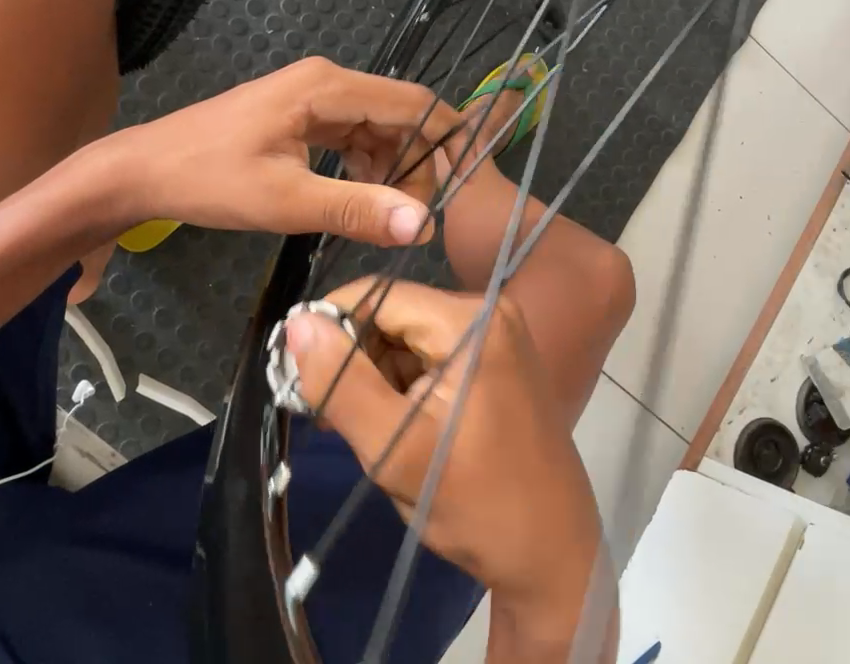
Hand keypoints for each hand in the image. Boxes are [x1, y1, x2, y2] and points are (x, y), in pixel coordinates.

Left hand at [89, 58, 462, 247]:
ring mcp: (313, 97)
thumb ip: (357, 209)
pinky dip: (367, 167)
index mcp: (328, 87)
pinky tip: (362, 198)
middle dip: (418, 163)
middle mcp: (327, 82)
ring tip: (391, 214)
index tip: (459, 190)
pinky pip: (352, 137)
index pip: (414, 104)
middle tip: (417, 217)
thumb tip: (424, 225)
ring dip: (393, 168)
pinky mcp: (301, 116)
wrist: (145, 171)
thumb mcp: (286, 201)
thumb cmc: (210, 180)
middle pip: (400, 115)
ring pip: (378, 128)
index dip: (446, 143)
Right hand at [287, 279, 603, 633]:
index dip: (329, 329)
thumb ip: (342, 382)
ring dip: (377, 378)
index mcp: (470, 321)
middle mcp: (487, 311)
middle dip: (355, 360)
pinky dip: (403, 386)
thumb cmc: (476, 505)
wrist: (552, 554)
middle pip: (391, 315)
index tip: (300, 377)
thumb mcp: (395, 450)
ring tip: (371, 431)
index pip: (375, 295)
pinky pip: (429, 356)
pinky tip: (399, 428)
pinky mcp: (494, 360)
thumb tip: (298, 321)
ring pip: (405, 338)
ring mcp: (495, 335)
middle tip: (332, 417)